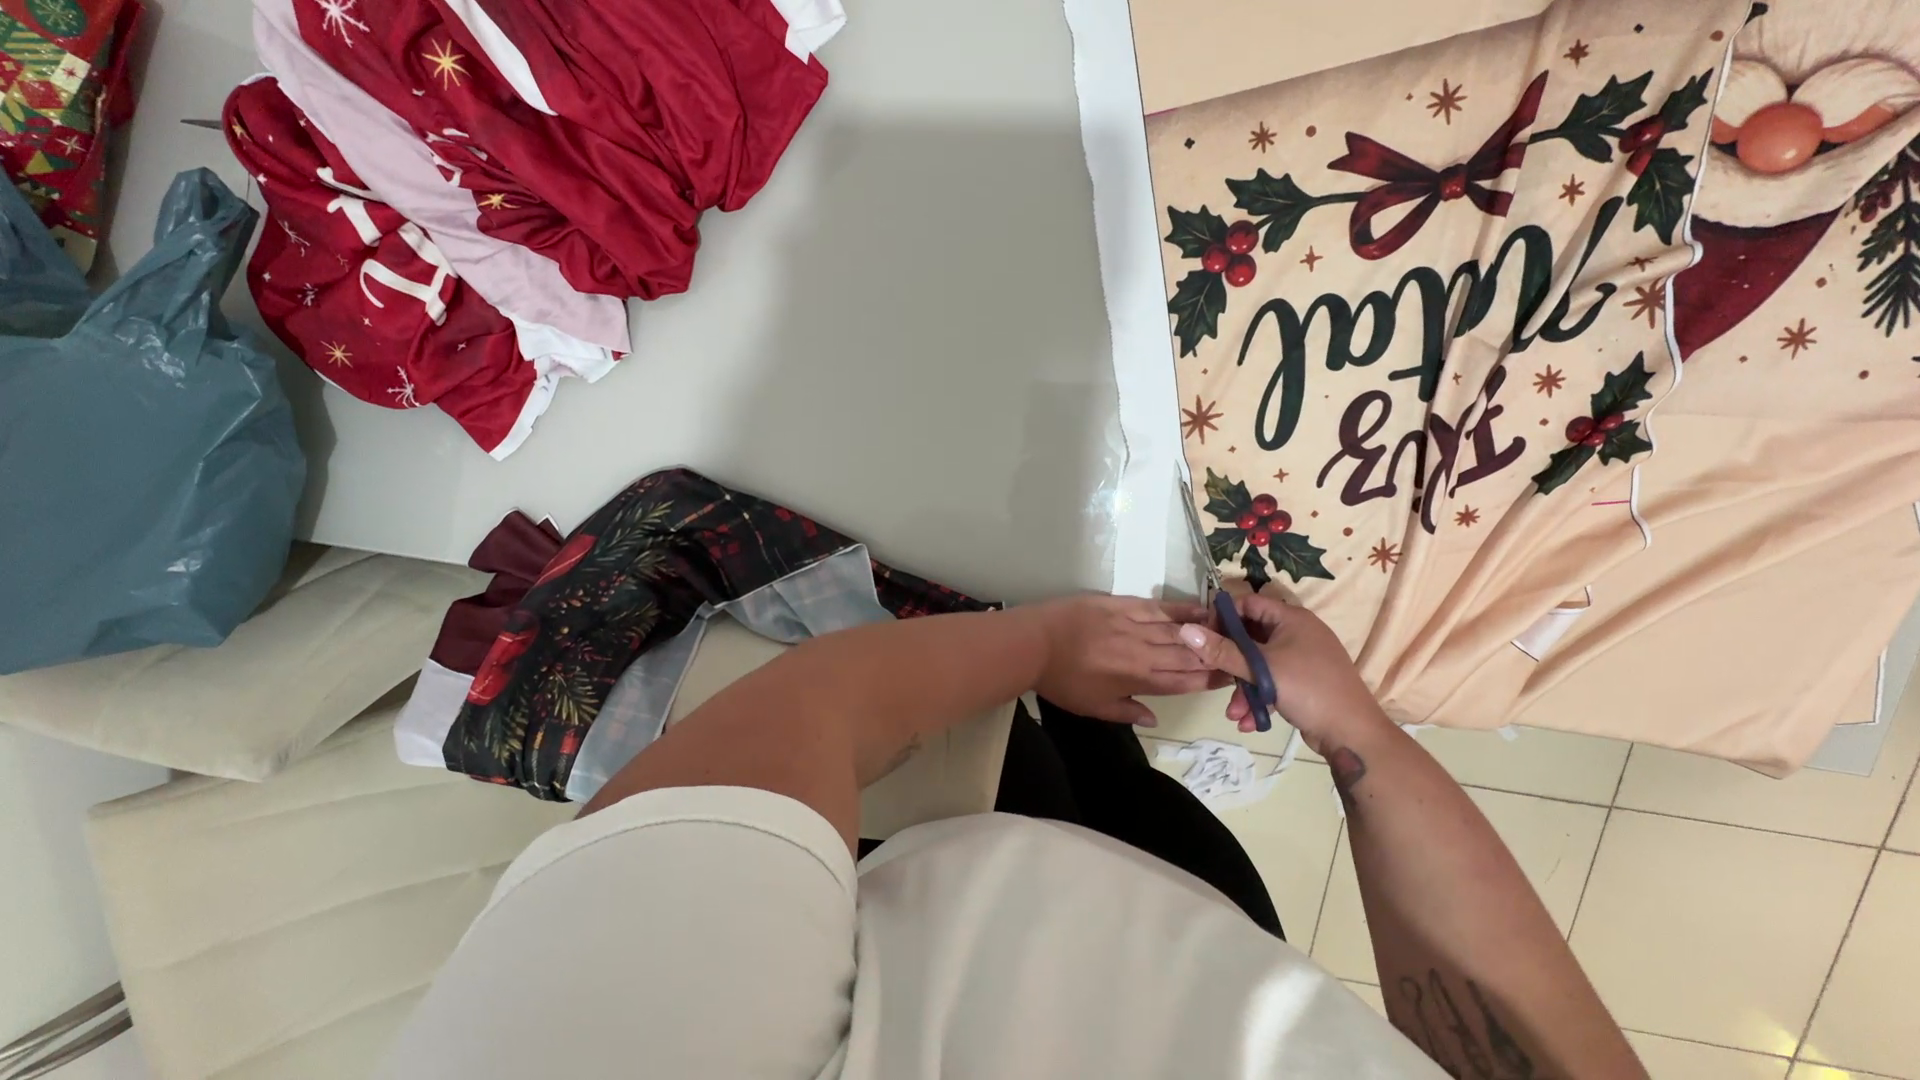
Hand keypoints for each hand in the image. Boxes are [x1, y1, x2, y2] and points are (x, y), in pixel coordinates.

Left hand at [1023, 594, 1223, 725]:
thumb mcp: (1092, 707)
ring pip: (1177, 629)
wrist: (1034, 643)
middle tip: (1237, 652)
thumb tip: (1153, 718)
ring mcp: (1133, 624)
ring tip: (1227, 630)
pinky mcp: (1122, 604)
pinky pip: (1159, 606)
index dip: (1208, 679)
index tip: (1229, 676)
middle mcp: (1142, 652)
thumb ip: (1126, 712)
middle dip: (1214, 655)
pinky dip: (1181, 609)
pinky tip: (1200, 608)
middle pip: (1187, 654)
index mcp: (1137, 680)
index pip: (1182, 681)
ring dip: (1204, 631)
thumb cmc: (1060, 680)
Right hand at [1175, 592, 1392, 751]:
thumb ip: (1222, 651)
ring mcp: (1302, 658)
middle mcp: (1298, 633)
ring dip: (1243, 687)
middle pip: (1250, 637)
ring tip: (1234, 713)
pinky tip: (1249, 721)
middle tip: (1214, 677)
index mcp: (1292, 618)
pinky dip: (1259, 697)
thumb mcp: (1261, 669)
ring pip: (1259, 664)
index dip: (1223, 617)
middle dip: (1230, 662)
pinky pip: (1272, 682)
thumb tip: (1185, 630)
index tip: (1203, 638)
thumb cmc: (1308, 689)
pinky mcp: (1304, 682)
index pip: (1248, 603)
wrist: (1353, 734)